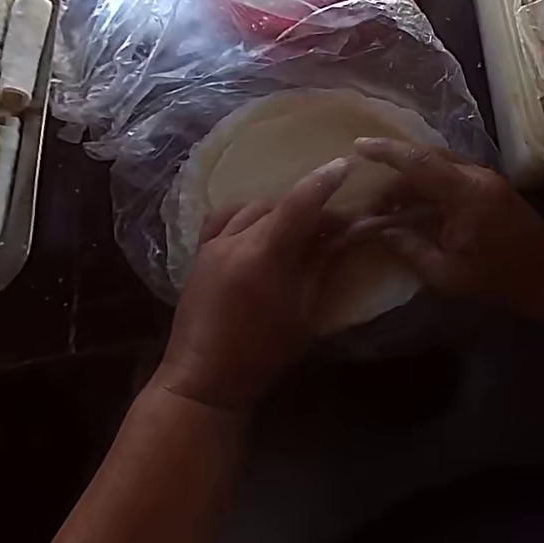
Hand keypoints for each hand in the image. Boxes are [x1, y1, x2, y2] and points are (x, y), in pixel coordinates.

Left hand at [155, 157, 354, 413]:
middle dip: (306, 207)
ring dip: (276, 210)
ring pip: (250, 208)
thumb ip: (321, 268)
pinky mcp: (199, 253)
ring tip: (294, 228)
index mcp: (265, 255)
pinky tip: (257, 227)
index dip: (324, 182)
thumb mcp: (303, 314)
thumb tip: (343, 235)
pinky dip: (246, 215)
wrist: (203, 377)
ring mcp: (212, 244)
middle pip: (277, 205)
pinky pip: (223, 218)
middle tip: (329, 225)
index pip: (299, 204)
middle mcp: (235, 240)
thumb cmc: (261, 354)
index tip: (344, 165)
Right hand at [353, 138, 543, 319]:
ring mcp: (486, 177)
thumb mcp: (446, 273)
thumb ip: (410, 247)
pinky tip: (413, 203)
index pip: (418, 162)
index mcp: (465, 193)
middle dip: (393, 170)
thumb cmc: (499, 278)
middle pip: (425, 158)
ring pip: (438, 163)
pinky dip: (427, 182)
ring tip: (386, 202)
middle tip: (369, 193)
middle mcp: (475, 175)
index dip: (386, 151)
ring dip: (410, 177)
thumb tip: (381, 230)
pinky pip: (450, 172)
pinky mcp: (490, 186)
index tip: (358, 145)